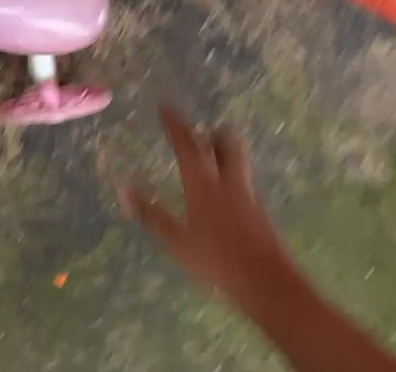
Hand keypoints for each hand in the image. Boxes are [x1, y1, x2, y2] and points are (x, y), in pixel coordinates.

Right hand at [120, 106, 298, 308]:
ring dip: (225, 156)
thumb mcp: (177, 240)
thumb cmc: (219, 262)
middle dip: (216, 134)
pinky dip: (233, 181)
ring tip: (211, 158)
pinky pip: (245, 186)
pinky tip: (226, 195)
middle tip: (202, 130)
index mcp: (205, 186)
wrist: (273, 289)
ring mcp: (251, 200)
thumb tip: (122, 188)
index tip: (165, 106)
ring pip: (239, 165)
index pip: (188, 146)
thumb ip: (151, 214)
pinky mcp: (263, 217)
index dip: (176, 124)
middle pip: (228, 147)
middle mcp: (230, 185)